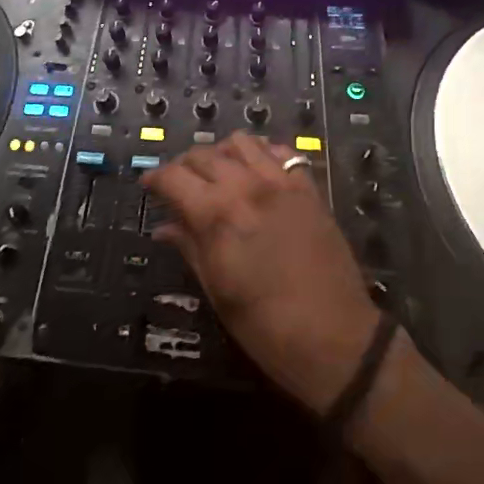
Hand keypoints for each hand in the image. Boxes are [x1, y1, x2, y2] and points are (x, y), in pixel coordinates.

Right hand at [143, 133, 380, 412]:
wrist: (335, 341)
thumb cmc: (264, 324)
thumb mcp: (216, 288)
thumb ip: (188, 246)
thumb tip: (163, 228)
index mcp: (217, 214)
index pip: (173, 177)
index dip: (154, 178)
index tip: (148, 186)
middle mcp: (246, 188)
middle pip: (203, 155)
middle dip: (182, 166)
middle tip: (177, 186)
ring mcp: (282, 185)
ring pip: (241, 143)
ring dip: (220, 154)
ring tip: (216, 174)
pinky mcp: (309, 191)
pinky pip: (281, 153)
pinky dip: (261, 154)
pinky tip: (254, 173)